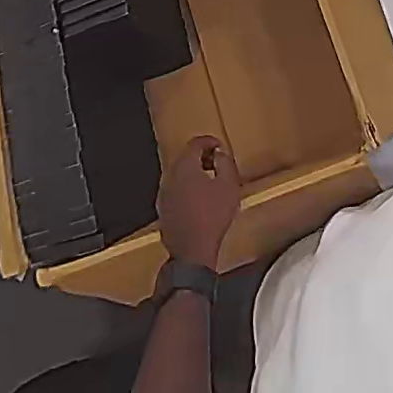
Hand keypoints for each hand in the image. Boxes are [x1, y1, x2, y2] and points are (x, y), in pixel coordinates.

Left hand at [159, 136, 239, 268]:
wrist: (192, 251)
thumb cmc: (213, 216)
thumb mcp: (229, 185)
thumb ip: (225, 163)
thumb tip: (220, 154)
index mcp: (184, 167)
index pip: (195, 144)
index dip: (209, 141)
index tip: (219, 145)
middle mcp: (169, 176)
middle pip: (184, 157)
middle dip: (201, 156)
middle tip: (216, 161)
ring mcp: (164, 193)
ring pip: (178, 174)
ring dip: (193, 172)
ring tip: (209, 180)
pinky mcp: (163, 209)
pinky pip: (175, 190)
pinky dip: (186, 187)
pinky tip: (198, 199)